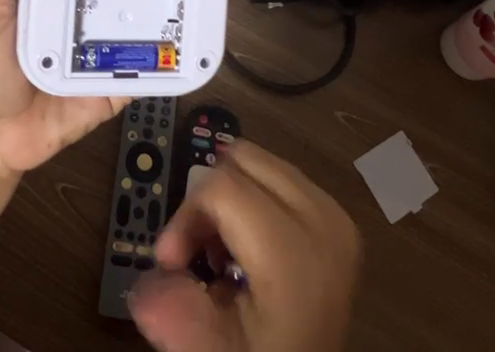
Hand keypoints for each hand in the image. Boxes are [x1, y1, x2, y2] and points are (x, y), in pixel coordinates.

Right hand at [129, 141, 360, 351]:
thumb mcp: (207, 347)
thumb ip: (170, 305)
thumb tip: (158, 268)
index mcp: (296, 252)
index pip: (221, 186)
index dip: (185, 217)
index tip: (172, 263)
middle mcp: (322, 218)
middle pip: (241, 160)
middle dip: (207, 199)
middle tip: (199, 250)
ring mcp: (334, 213)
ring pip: (259, 161)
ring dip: (229, 196)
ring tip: (225, 250)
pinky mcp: (336, 213)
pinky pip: (279, 174)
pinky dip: (252, 197)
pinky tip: (250, 244)